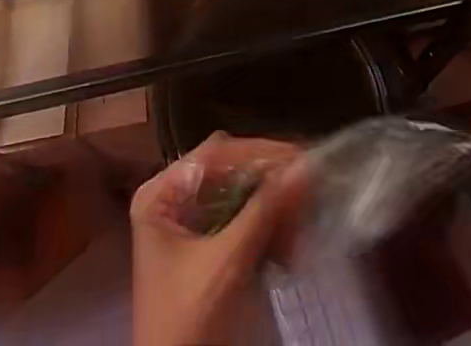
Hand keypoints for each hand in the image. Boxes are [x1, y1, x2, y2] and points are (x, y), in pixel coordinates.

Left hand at [131, 134, 306, 345]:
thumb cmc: (188, 319)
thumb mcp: (226, 262)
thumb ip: (264, 211)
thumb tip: (304, 167)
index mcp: (161, 194)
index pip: (215, 153)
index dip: (259, 152)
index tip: (302, 157)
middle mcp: (173, 200)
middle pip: (230, 173)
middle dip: (270, 185)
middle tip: (309, 190)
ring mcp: (190, 226)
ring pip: (242, 199)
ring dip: (275, 212)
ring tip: (301, 229)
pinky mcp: (209, 251)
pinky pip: (244, 226)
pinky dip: (269, 234)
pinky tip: (291, 251)